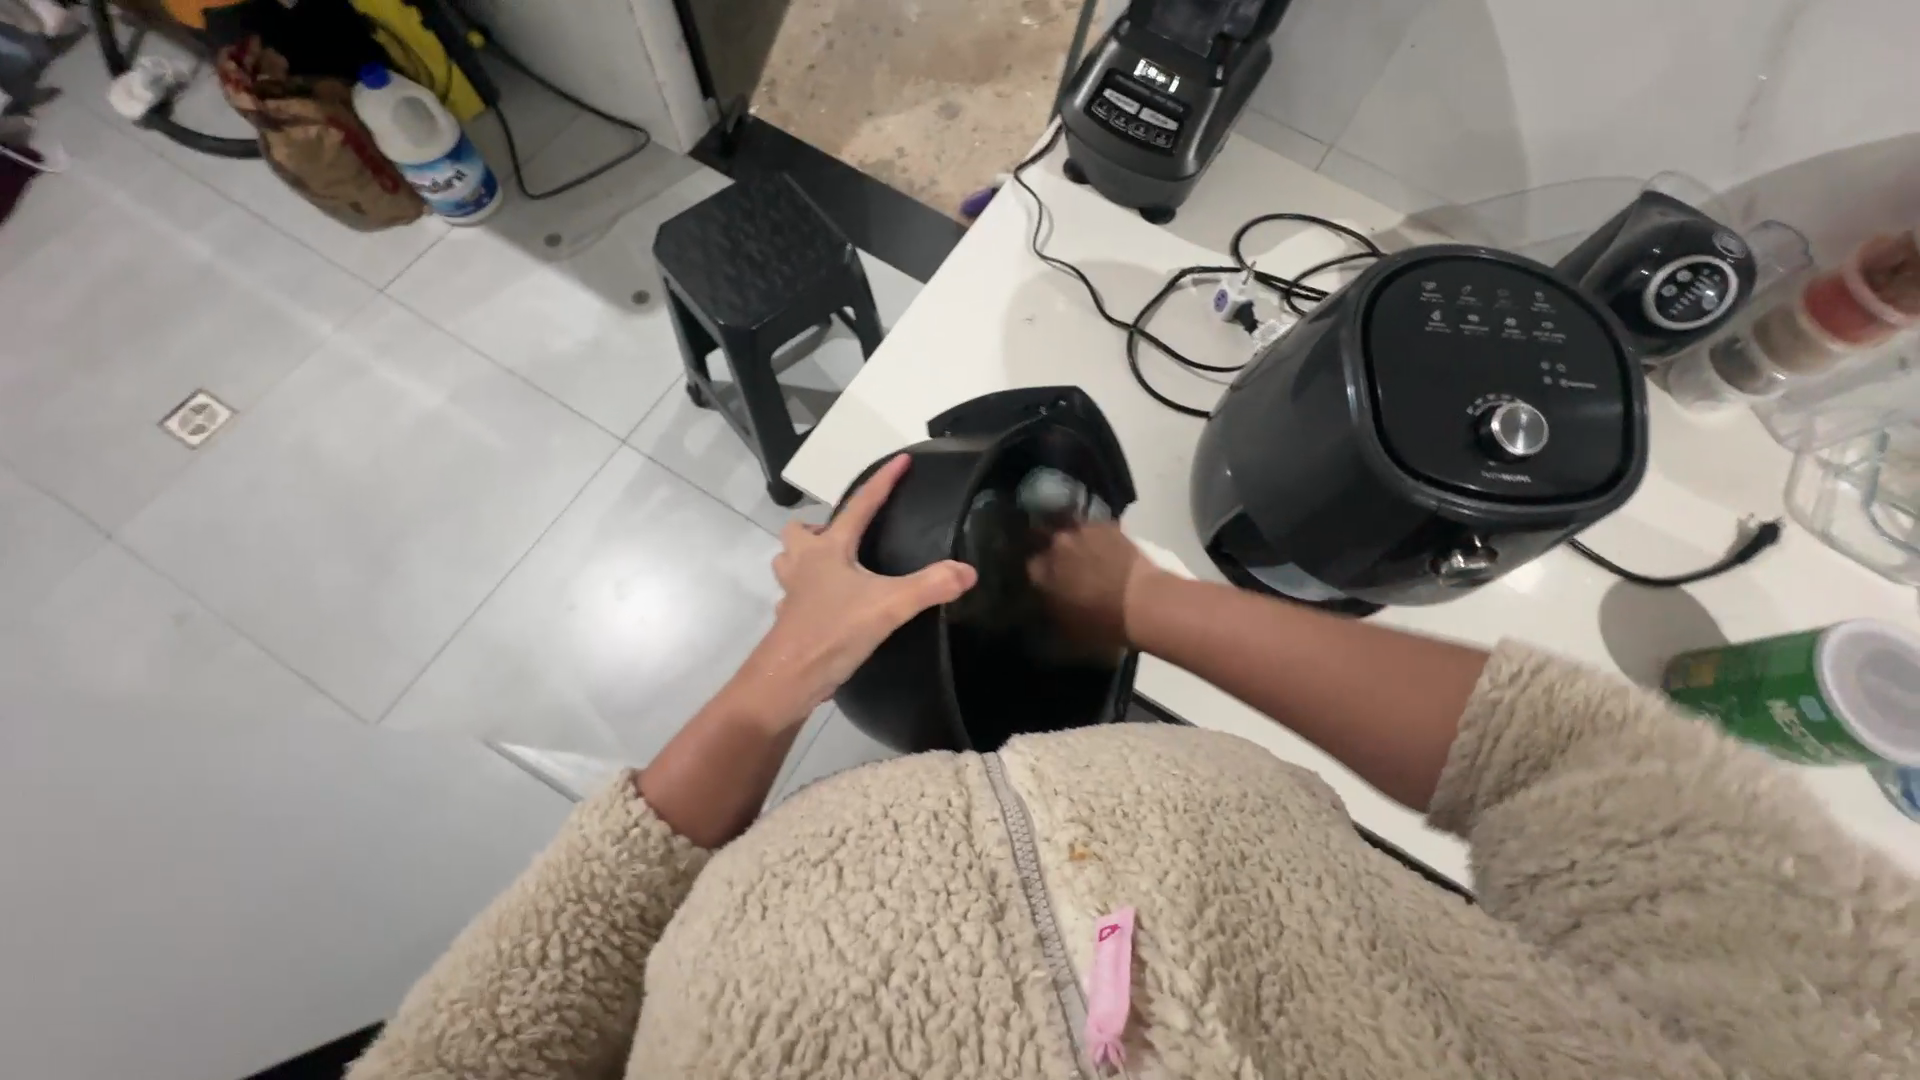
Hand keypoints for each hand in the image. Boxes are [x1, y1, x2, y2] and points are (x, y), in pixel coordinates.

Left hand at [727, 455, 978, 724]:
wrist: (786, 680)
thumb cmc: (832, 633)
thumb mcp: (888, 607)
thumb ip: (929, 586)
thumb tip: (968, 571)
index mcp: (828, 551)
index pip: (860, 506)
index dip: (883, 482)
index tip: (902, 460)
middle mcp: (804, 564)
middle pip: (799, 531)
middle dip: (819, 527)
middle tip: (847, 538)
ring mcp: (792, 593)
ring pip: (788, 561)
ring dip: (804, 557)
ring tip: (834, 566)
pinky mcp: (790, 620)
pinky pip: (793, 595)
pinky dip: (807, 594)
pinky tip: (828, 606)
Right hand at [1027, 521, 1163, 650]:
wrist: (1143, 603)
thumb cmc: (1102, 622)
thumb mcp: (1066, 625)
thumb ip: (1050, 606)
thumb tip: (1047, 598)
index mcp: (1041, 570)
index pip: (1030, 565)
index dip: (1039, 572)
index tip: (1047, 579)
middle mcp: (1056, 544)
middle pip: (1043, 537)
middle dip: (1048, 546)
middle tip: (1062, 560)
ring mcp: (1082, 530)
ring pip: (1068, 526)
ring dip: (1071, 536)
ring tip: (1082, 547)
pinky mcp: (1107, 524)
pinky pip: (1095, 526)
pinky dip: (1096, 535)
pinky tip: (1104, 545)